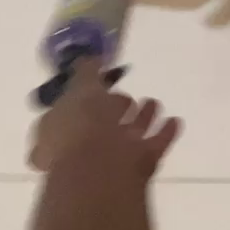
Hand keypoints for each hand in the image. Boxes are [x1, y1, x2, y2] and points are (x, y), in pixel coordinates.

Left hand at [28, 60, 182, 177]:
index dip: (82, 101)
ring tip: (154, 103)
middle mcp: (79, 149)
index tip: (100, 87)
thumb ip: (86, 72)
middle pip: (99, 127)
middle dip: (115, 110)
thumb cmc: (82, 126)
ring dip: (141, 120)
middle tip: (128, 97)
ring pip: (127, 136)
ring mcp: (108, 162)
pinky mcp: (135, 170)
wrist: (100, 171)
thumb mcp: (80, 88)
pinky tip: (174, 120)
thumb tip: (91, 58)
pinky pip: (152, 147)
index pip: (66, 115)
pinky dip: (163, 133)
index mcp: (55, 133)